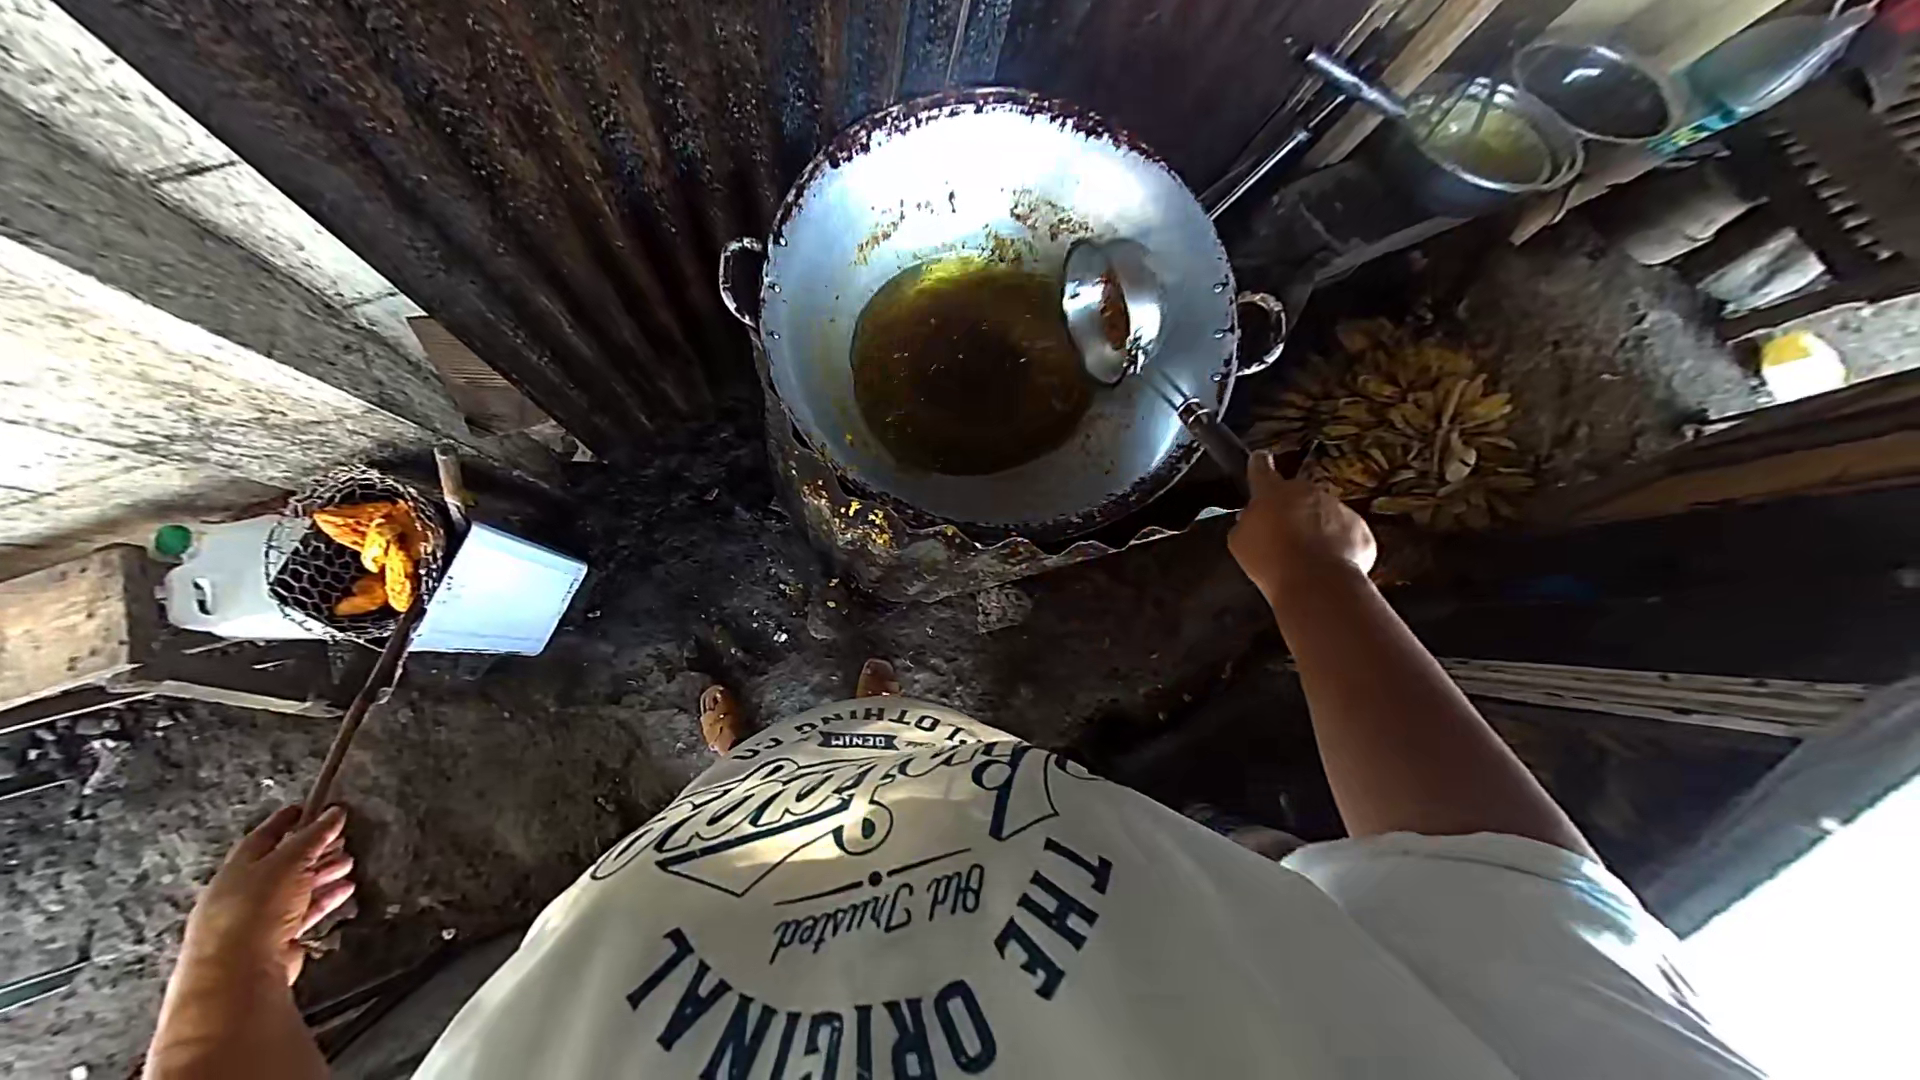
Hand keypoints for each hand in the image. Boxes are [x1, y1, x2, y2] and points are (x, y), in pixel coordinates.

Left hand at [181, 805, 355, 985]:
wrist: (238, 974)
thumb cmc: (256, 909)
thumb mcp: (288, 862)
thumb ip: (313, 836)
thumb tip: (335, 812)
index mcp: (237, 870)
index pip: (263, 837)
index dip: (286, 820)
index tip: (308, 807)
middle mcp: (243, 892)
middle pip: (284, 862)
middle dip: (315, 848)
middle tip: (343, 837)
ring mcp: (258, 918)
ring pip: (297, 886)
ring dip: (324, 872)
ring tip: (350, 863)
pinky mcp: (277, 938)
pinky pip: (306, 910)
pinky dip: (326, 897)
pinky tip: (346, 890)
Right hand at [1229, 451, 1376, 603]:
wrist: (1314, 581)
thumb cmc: (1268, 559)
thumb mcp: (1239, 541)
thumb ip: (1245, 524)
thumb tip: (1251, 520)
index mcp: (1271, 492)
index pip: (1261, 469)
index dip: (1258, 464)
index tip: (1259, 457)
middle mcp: (1306, 492)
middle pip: (1296, 495)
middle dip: (1290, 510)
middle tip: (1281, 536)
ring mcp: (1338, 508)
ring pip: (1324, 514)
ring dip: (1315, 528)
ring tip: (1305, 556)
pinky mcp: (1360, 529)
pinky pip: (1345, 533)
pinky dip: (1337, 545)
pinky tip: (1325, 564)